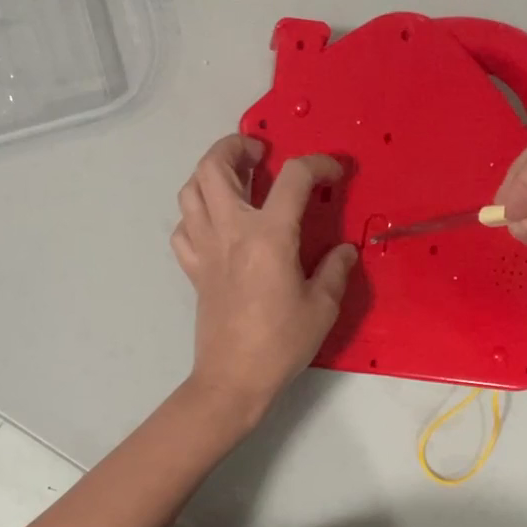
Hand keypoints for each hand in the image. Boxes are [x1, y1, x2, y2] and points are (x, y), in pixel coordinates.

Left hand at [171, 135, 358, 420]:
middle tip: (260, 155)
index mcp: (269, 236)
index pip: (293, 177)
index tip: (333, 175)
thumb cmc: (280, 345)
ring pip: (190, 191)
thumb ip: (335, 271)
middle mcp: (231, 232)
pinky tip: (215, 226)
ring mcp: (206, 250)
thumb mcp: (322, 308)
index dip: (318, 164)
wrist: (233, 380)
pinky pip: (183, 230)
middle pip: (215, 165)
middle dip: (236, 147)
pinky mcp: (194, 272)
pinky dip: (194, 218)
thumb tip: (343, 251)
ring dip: (210, 175)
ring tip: (235, 182)